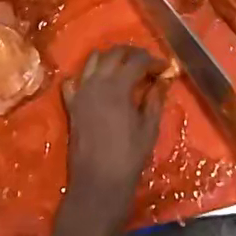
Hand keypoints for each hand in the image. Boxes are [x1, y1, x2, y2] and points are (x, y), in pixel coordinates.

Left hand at [62, 45, 166, 206]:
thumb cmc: (129, 157)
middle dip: (132, 54)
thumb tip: (163, 80)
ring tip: (124, 68)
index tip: (164, 68)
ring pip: (92, 60)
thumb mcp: (149, 127)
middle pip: (114, 53)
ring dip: (110, 59)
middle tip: (147, 64)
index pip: (137, 61)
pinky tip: (96, 83)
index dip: (153, 61)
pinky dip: (85, 76)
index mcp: (118, 87)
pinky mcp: (71, 104)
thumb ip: (155, 99)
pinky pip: (73, 80)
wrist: (98, 182)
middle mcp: (96, 83)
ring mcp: (80, 92)